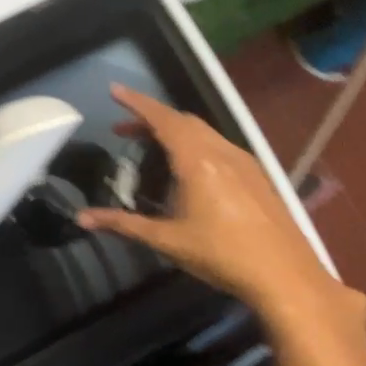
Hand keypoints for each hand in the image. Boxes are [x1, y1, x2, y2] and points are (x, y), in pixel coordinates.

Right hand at [78, 84, 363, 329]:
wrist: (284, 274)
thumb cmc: (220, 254)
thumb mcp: (164, 240)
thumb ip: (122, 224)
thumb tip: (81, 218)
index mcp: (199, 164)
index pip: (166, 121)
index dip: (139, 104)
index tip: (116, 90)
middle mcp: (224, 155)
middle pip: (186, 122)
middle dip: (152, 118)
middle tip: (121, 127)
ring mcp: (244, 164)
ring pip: (204, 133)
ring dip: (173, 131)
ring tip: (146, 145)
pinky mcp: (255, 177)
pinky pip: (218, 147)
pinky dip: (192, 144)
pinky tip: (181, 167)